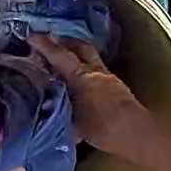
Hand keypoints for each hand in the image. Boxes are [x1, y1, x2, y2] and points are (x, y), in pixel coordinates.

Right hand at [30, 35, 147, 155]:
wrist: (138, 134)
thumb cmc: (105, 128)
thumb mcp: (75, 125)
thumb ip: (60, 115)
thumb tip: (46, 114)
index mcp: (82, 76)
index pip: (59, 55)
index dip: (44, 45)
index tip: (31, 36)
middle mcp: (96, 71)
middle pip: (80, 47)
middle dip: (65, 41)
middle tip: (52, 41)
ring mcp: (109, 78)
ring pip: (91, 58)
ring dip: (78, 55)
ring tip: (65, 62)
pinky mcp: (118, 88)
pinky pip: (98, 72)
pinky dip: (87, 72)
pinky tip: (82, 83)